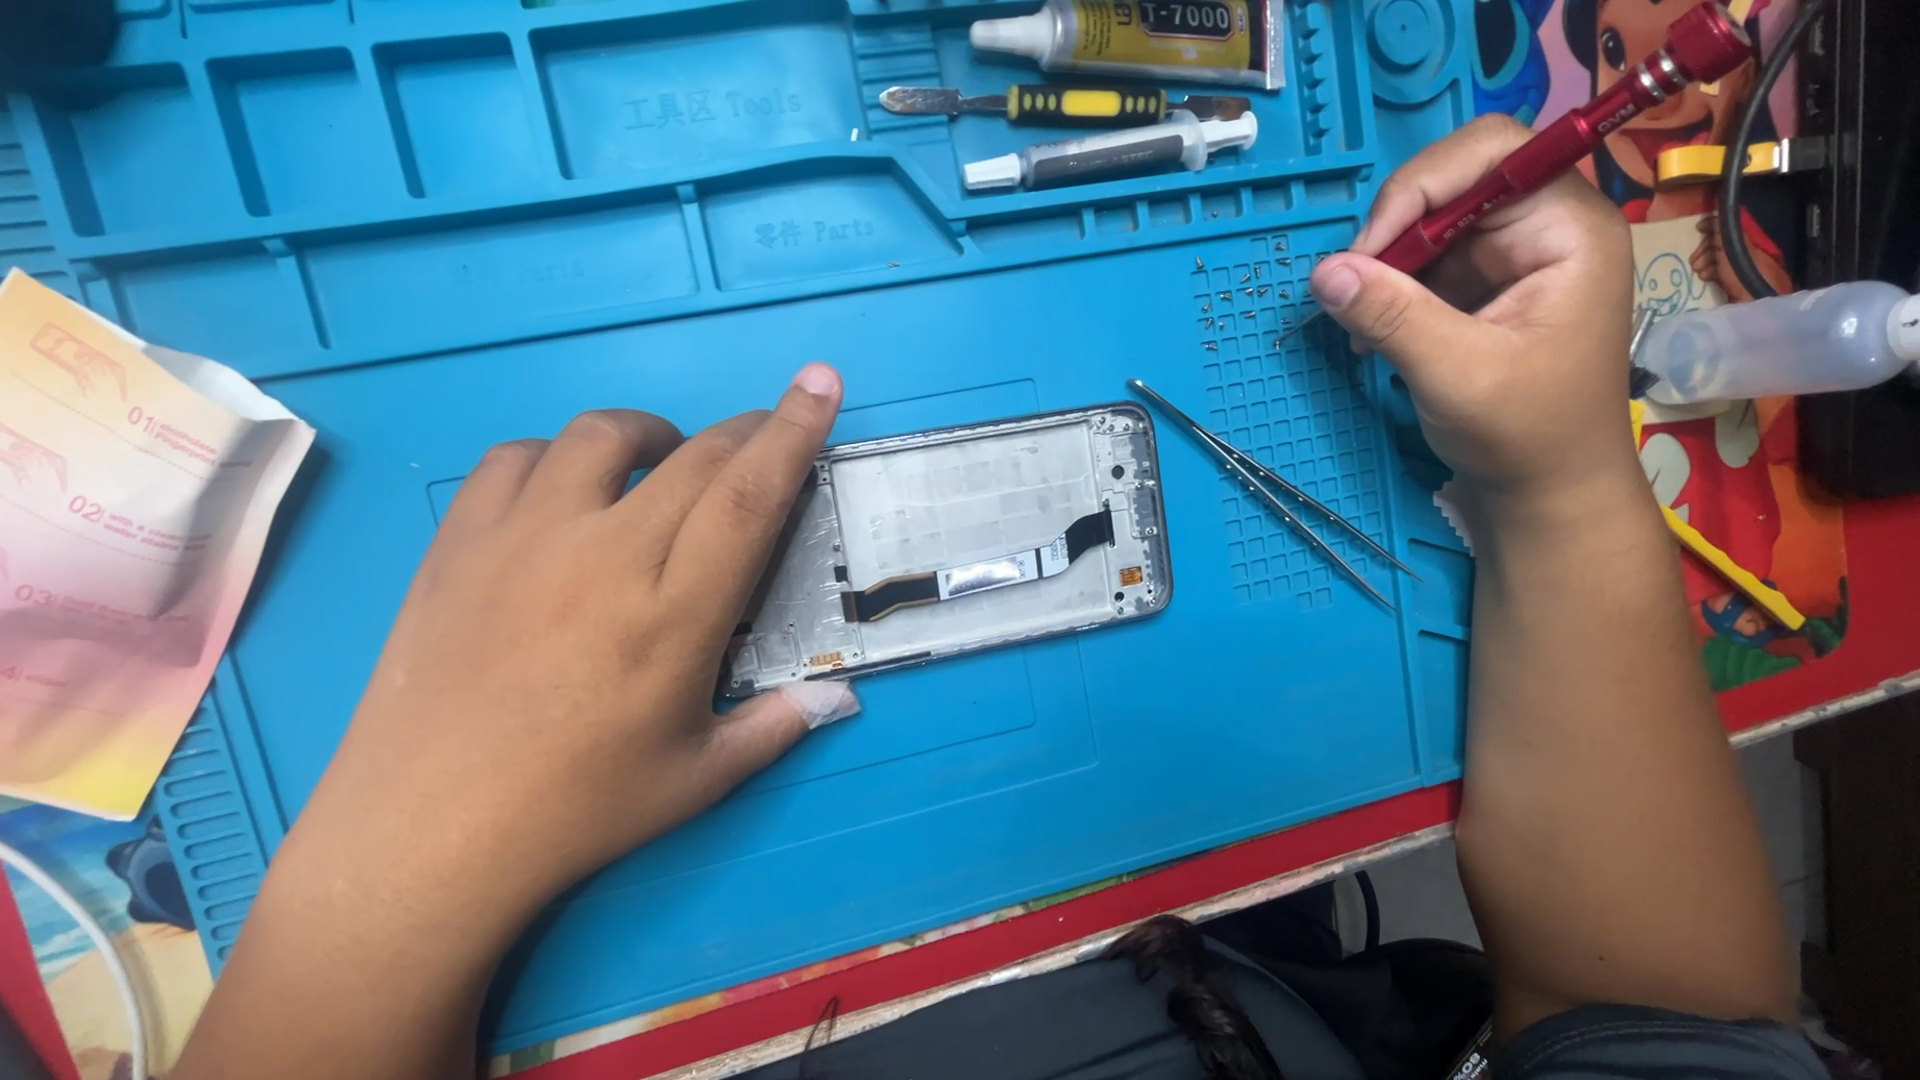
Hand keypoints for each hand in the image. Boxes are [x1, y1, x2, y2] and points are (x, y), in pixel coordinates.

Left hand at [283, 363, 856, 932]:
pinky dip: (557, 457)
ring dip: (654, 434)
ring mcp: (525, 540)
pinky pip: (514, 459)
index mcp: (676, 612)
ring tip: (666, 460)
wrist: (426, 833)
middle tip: (765, 435)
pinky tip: (568, 492)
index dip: (792, 432)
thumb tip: (843, 696)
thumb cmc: (579, 808)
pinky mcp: (461, 544)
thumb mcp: (699, 779)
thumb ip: (779, 725)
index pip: (749, 497)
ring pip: (601, 436)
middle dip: (747, 429)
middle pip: (696, 457)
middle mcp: (606, 556)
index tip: (819, 383)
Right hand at [1308, 115, 1639, 516]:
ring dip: (1385, 268)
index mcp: (1565, 231)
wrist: (1546, 487)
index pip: (1492, 153)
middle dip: (1395, 232)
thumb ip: (1391, 316)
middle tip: (1355, 286)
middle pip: (1454, 184)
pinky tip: (1373, 334)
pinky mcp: (1482, 288)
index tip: (1369, 251)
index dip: (1420, 186)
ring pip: (1429, 226)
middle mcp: (1542, 229)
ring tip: (1363, 325)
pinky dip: (1388, 292)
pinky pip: (1423, 265)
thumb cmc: (1523, 432)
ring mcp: (1510, 259)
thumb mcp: (1454, 374)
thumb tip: (1322, 272)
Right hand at [1692, 211, 1792, 303]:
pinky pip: (1713, 273)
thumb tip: (1713, 219)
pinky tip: (1703, 279)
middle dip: (1704, 250)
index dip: (1713, 227)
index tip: (1697, 228)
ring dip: (1702, 263)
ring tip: (1699, 272)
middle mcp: (1741, 253)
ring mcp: (1735, 268)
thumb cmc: (1745, 275)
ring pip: (1713, 259)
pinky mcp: (1729, 282)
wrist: (1754, 302)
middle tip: (1695, 261)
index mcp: (1746, 244)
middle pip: (1718, 245)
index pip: (1727, 230)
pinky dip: (1705, 274)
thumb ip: (1724, 237)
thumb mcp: (1734, 252)